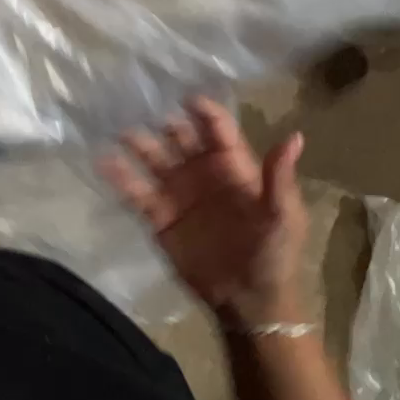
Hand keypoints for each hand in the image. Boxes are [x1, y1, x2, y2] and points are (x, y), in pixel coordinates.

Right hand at [98, 98, 309, 327]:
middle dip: (163, 121)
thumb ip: (279, 177)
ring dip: (137, 143)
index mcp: (234, 167)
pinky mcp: (158, 216)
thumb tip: (296, 135)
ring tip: (119, 129)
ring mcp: (177, 192)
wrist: (248, 302)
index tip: (185, 98)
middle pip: (179, 138)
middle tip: (141, 103)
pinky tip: (103, 161)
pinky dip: (119, 176)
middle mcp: (202, 172)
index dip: (203, 112)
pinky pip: (135, 191)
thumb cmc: (273, 255)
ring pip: (153, 159)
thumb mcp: (283, 216)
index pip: (217, 130)